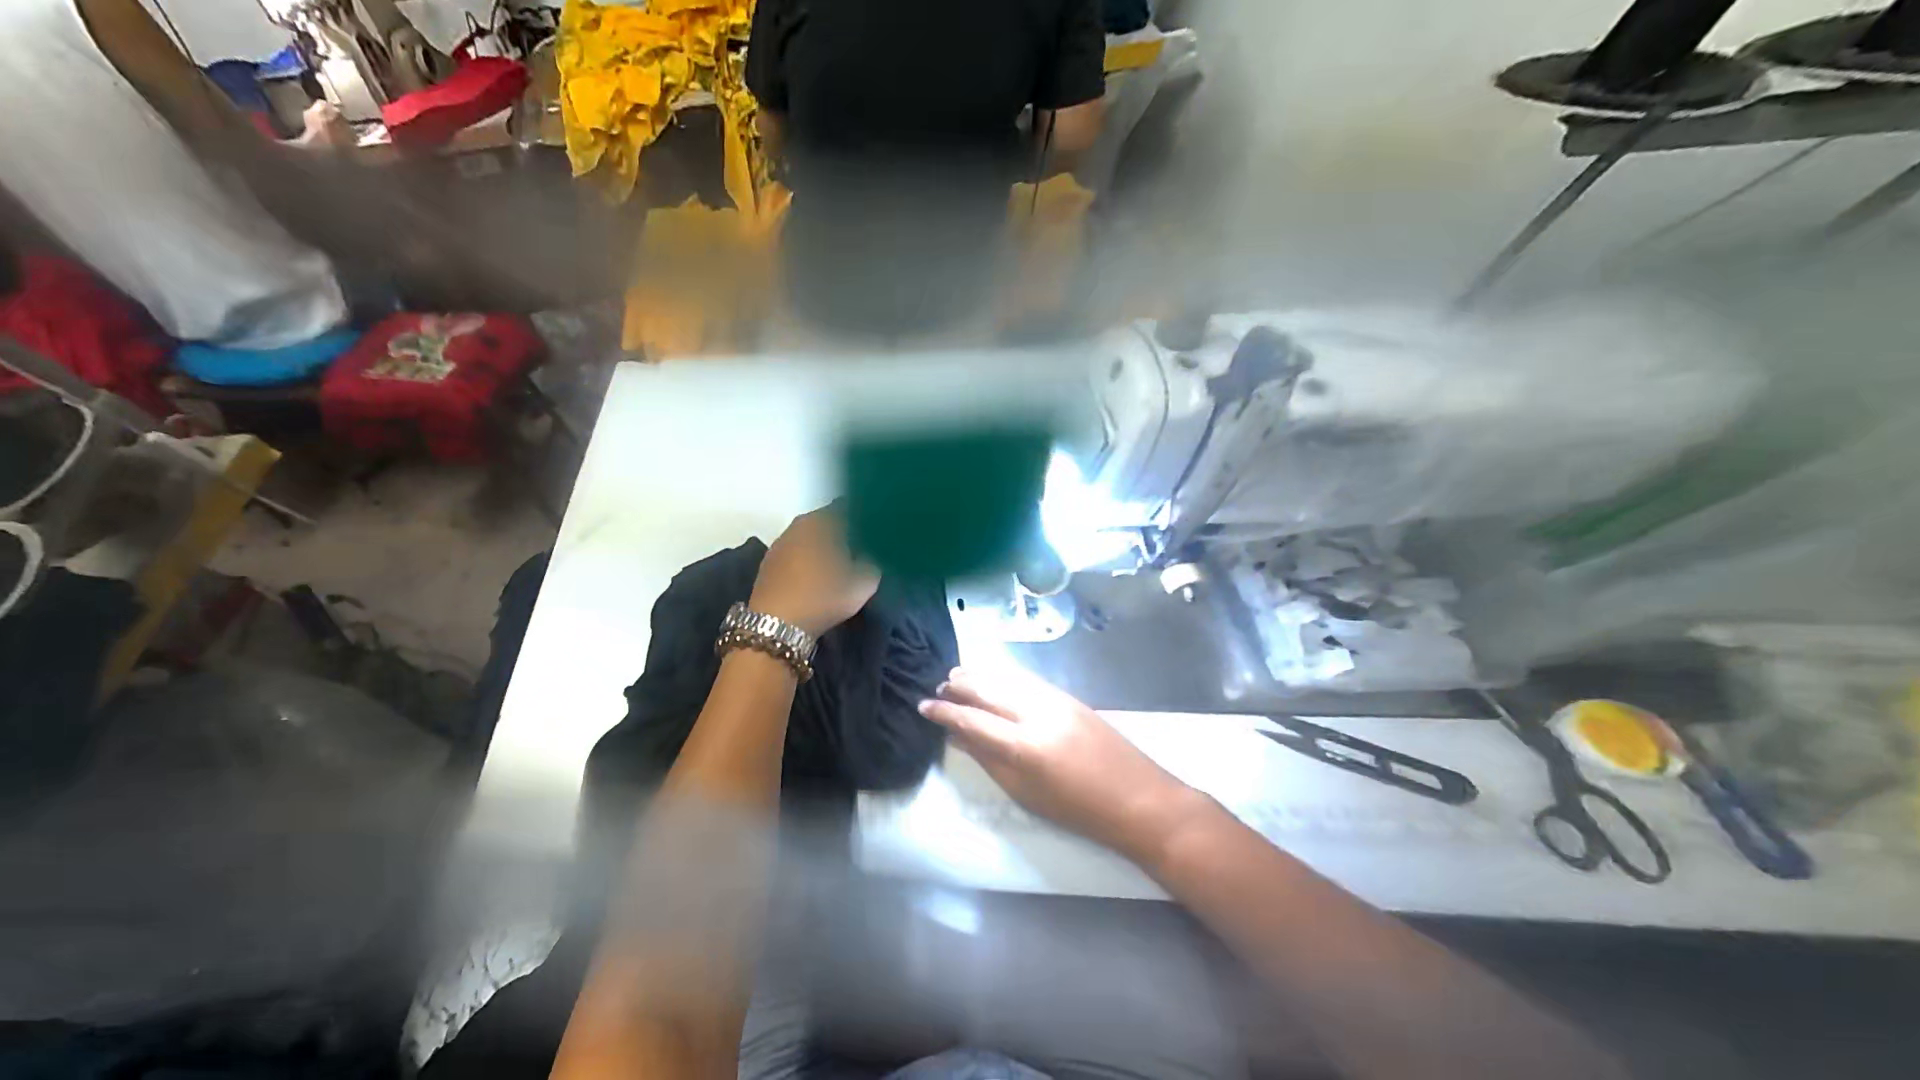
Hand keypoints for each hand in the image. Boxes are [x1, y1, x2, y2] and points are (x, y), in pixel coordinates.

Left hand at [749, 506, 878, 637]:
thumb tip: (874, 554)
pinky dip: (808, 558)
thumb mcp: (863, 583)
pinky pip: (796, 552)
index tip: (877, 534)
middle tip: (862, 550)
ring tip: (840, 565)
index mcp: (822, 520)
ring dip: (825, 546)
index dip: (865, 519)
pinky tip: (817, 575)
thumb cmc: (822, 596)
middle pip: (828, 521)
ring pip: (811, 536)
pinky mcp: (769, 561)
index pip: (850, 507)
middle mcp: (799, 524)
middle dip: (845, 532)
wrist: (776, 625)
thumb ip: (875, 563)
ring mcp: (780, 542)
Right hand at [918, 667, 1207, 861]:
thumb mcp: (1026, 792)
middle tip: (938, 687)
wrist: (1138, 799)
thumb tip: (958, 736)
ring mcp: (1056, 700)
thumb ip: (989, 759)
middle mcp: (1036, 713)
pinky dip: (1005, 677)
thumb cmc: (1077, 809)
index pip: (972, 720)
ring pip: (1007, 679)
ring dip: (980, 677)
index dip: (944, 712)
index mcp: (1023, 745)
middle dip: (960, 687)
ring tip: (958, 677)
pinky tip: (995, 680)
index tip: (923, 706)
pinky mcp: (1070, 697)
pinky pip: (1027, 681)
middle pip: (988, 690)